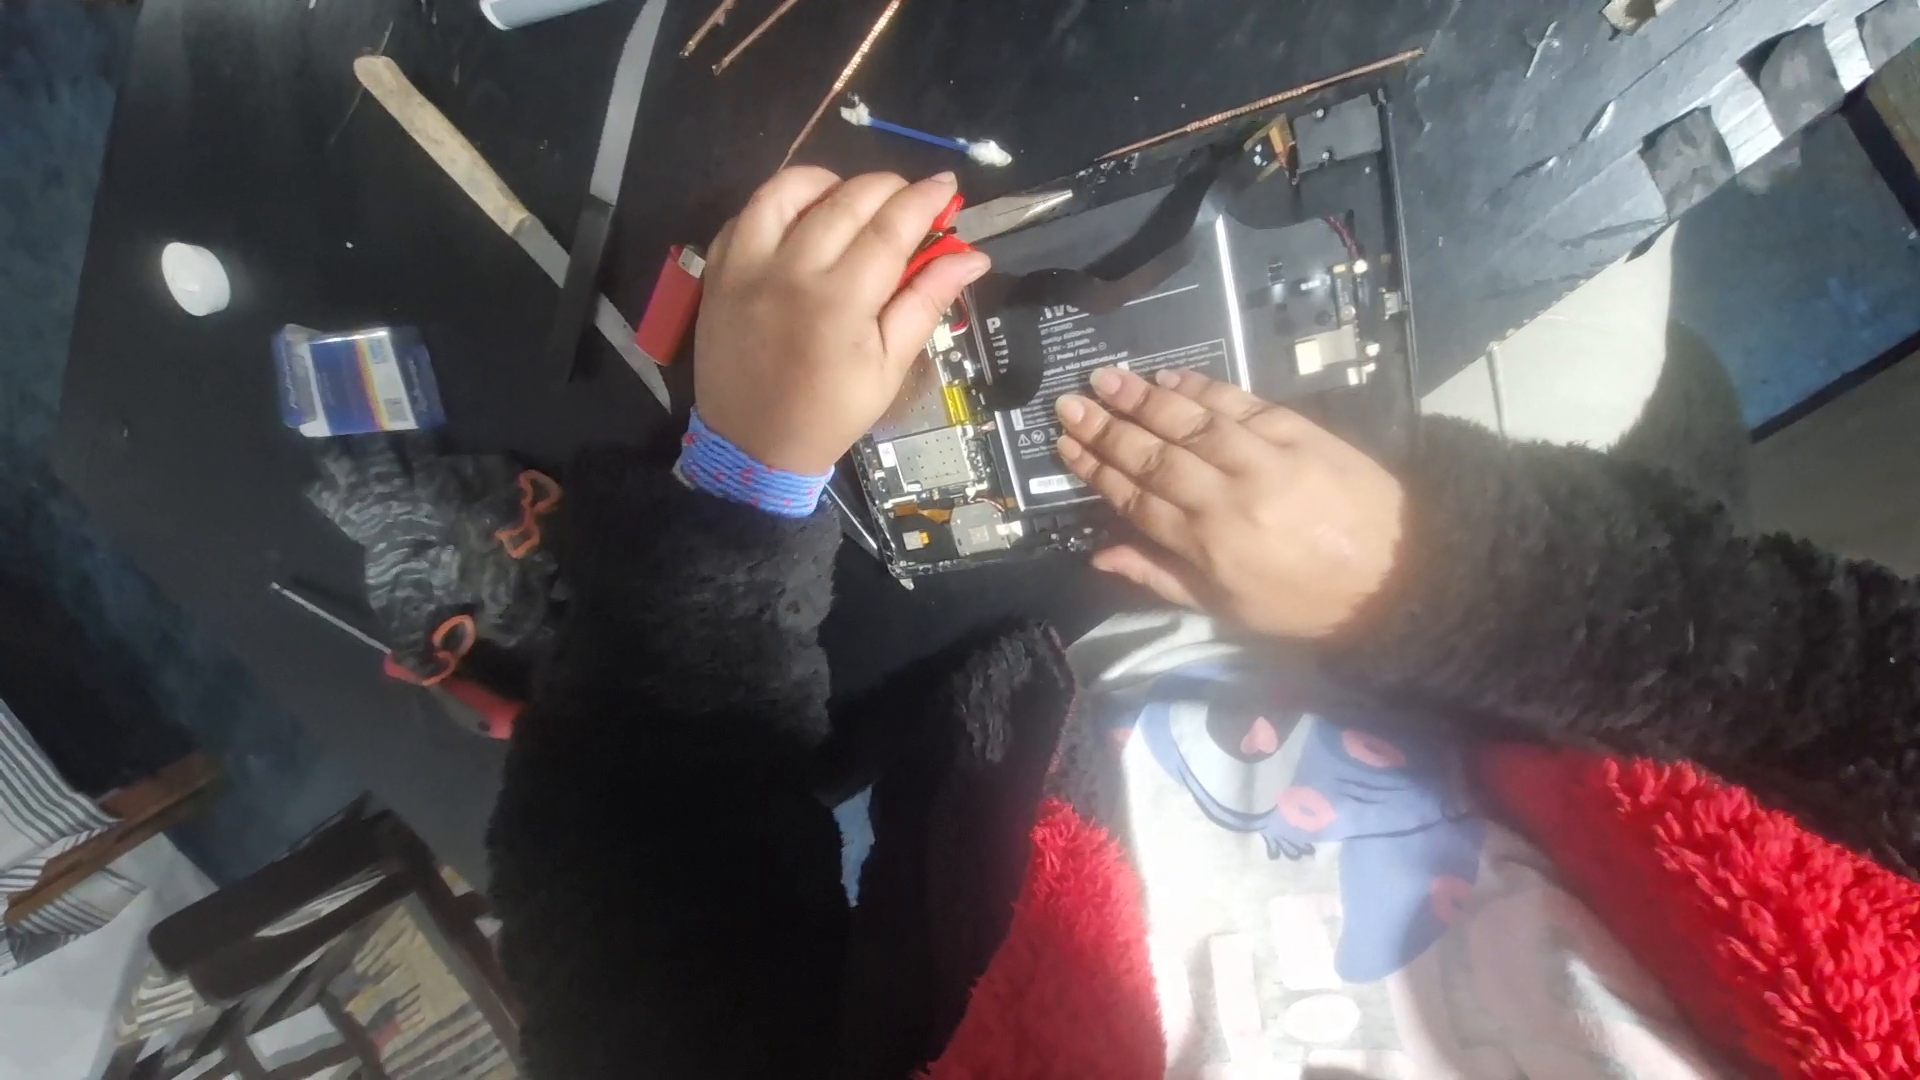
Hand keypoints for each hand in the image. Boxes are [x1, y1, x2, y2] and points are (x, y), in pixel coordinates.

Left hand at [693, 168, 992, 474]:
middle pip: (845, 201)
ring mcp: (746, 267)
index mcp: (839, 303)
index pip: (890, 229)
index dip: (923, 201)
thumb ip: (926, 304)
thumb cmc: (831, 413)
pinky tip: (802, 217)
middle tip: (910, 197)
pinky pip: (747, 212)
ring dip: (830, 182)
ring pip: (788, 190)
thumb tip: (971, 257)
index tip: (947, 186)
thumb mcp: (889, 367)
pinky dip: (779, 202)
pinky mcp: (718, 271)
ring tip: (854, 197)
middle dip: (887, 188)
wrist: (755, 446)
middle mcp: (790, 271)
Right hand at [1053, 368, 1403, 638]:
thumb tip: (1100, 557)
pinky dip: (1203, 388)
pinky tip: (1169, 377)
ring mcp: (1264, 460)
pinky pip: (1241, 405)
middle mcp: (1227, 498)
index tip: (1066, 447)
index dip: (1097, 471)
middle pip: (1154, 457)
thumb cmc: (1303, 602)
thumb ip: (1159, 578)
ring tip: (1105, 377)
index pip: (1137, 501)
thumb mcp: (1226, 609)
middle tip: (1068, 403)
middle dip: (1106, 429)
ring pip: (1191, 424)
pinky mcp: (1298, 433)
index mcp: (1207, 547)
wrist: (1400, 575)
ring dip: (1143, 399)